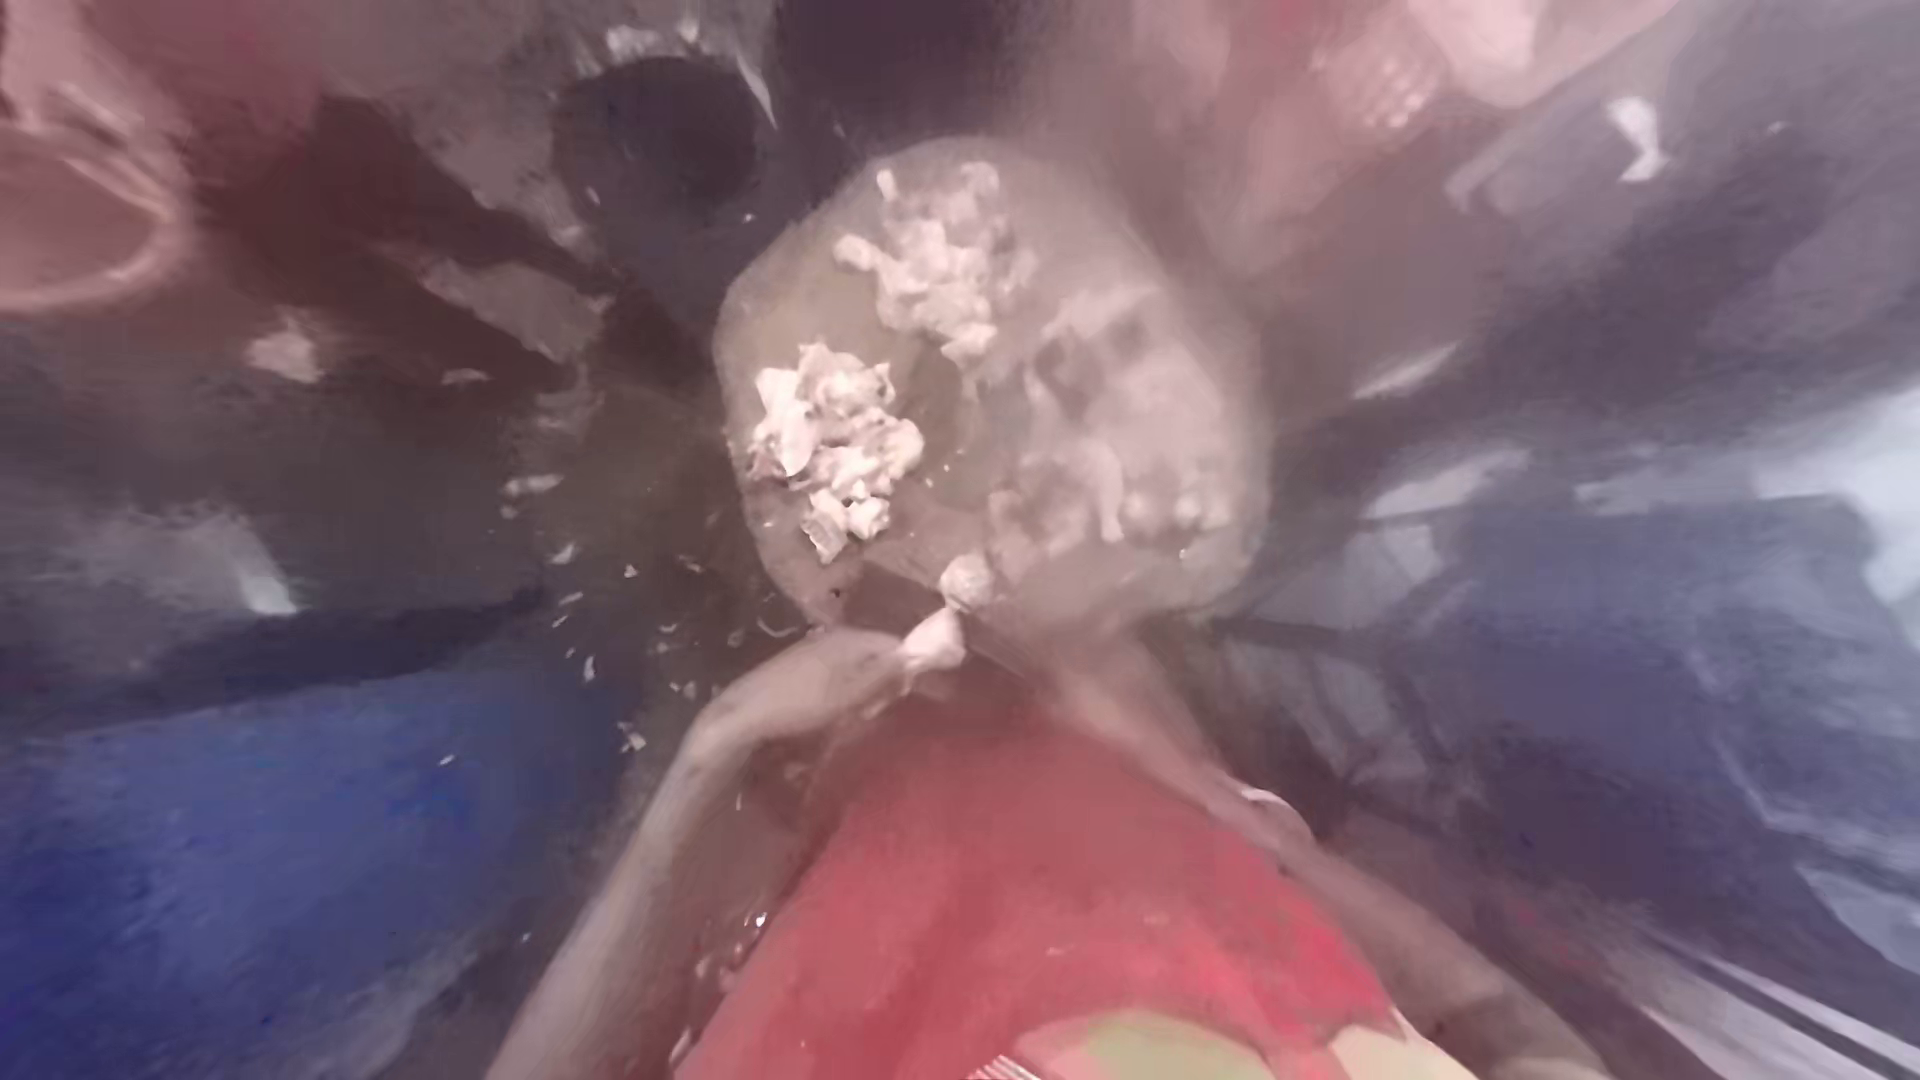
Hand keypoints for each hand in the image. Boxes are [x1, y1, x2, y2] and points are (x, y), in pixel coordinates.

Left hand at [687, 628, 907, 759]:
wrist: (745, 712)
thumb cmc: (801, 703)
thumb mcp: (848, 694)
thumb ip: (883, 675)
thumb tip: (914, 658)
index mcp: (851, 638)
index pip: (895, 643)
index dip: (906, 668)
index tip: (905, 695)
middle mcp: (837, 636)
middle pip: (878, 652)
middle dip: (886, 678)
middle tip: (879, 708)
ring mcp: (819, 647)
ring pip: (859, 663)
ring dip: (867, 686)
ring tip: (860, 712)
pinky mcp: (805, 662)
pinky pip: (841, 670)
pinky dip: (848, 687)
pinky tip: (838, 707)